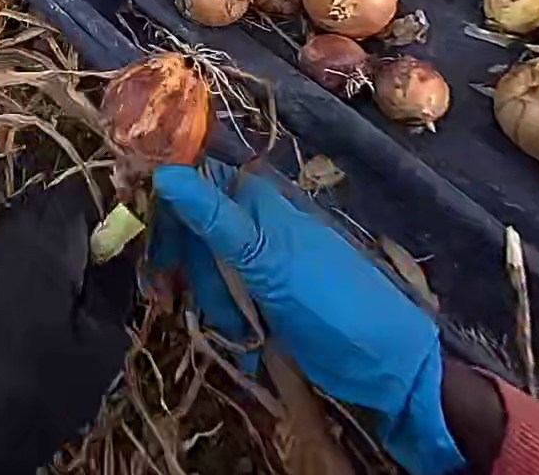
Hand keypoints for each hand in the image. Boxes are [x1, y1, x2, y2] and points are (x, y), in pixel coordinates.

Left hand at [0, 181, 133, 474]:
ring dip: (44, 236)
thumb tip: (126, 239)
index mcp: (47, 239)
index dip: (95, 218)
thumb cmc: (52, 379)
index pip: (77, 194)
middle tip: (80, 273)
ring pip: (25, 215)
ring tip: (52, 284)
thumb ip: (117, 275)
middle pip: (49, 201)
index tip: (102, 254)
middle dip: (70, 226)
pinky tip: (24, 291)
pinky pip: (3, 235)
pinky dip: (19, 250)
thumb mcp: (105, 334)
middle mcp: (10, 228)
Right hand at [154, 161, 465, 474]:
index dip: (166, 210)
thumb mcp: (263, 259)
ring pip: (203, 263)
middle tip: (180, 297)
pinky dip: (224, 313)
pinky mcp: (261, 287)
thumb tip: (161, 172)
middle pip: (191, 226)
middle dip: (187, 265)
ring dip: (209, 297)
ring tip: (236, 328)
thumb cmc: (328, 301)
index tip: (151, 246)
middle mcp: (250, 217)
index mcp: (252, 195)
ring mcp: (256, 254)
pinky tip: (244, 337)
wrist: (387, 366)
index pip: (189, 183)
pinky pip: (223, 290)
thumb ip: (212, 216)